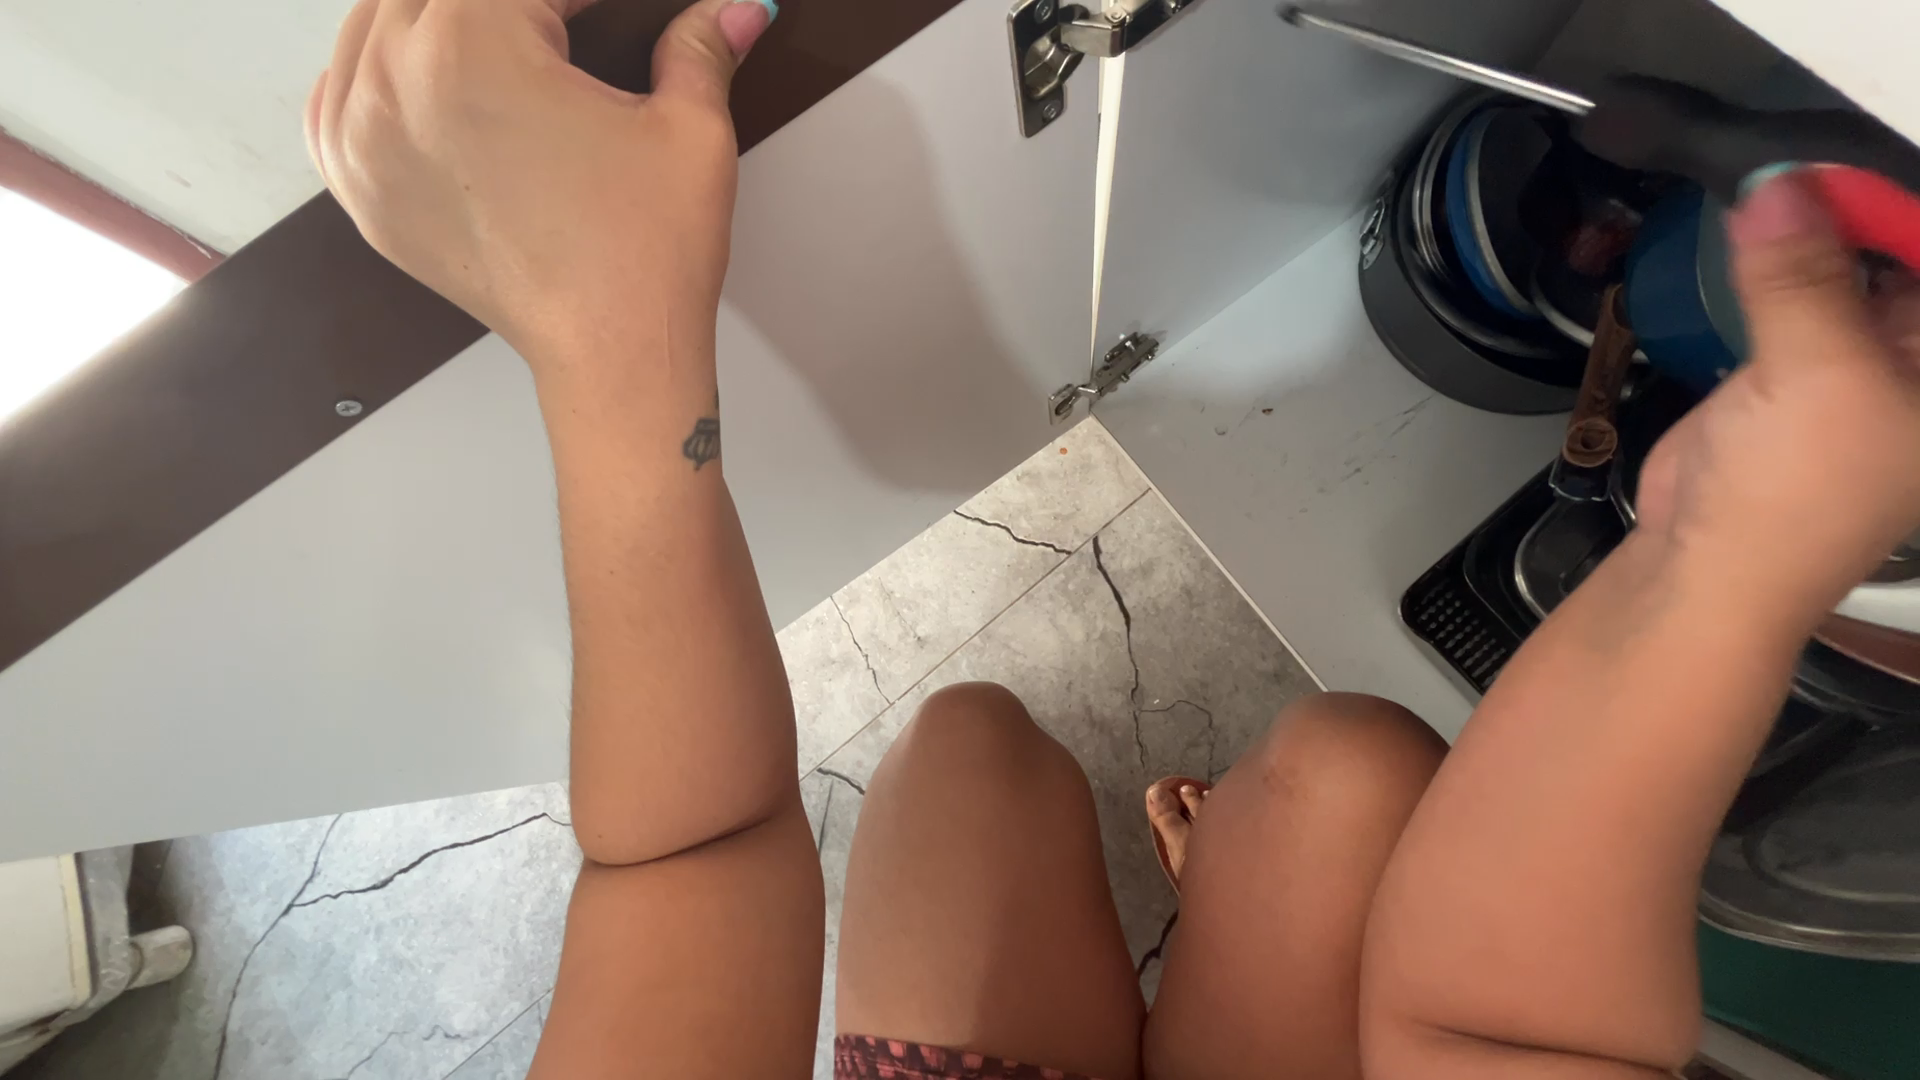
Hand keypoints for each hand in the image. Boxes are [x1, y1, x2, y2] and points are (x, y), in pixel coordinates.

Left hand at [304, 0, 773, 376]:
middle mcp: (392, 79)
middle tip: (569, 39)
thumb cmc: (650, 261)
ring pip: (380, 21)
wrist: (618, 355)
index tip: (608, 16)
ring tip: (514, 64)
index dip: (587, 1)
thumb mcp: (692, 138)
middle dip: (515, 11)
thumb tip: (739, 10)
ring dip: (445, 24)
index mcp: (471, 46)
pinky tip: (438, 89)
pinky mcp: (363, 190)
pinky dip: (385, 74)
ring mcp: (363, 139)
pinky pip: (341, 91)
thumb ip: (703, 51)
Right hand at [1634, 169, 1919, 617]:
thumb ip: (1798, 281)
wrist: (1708, 552)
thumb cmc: (1797, 490)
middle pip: (1914, 252)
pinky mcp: (1794, 365)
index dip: (1912, 205)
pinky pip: (1799, 296)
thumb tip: (1775, 189)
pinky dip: (1779, 263)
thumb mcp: (1816, 374)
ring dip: (1823, 228)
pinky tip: (1762, 229)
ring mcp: (1863, 354)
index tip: (1859, 156)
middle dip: (1873, 204)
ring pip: (1858, 267)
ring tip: (1784, 179)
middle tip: (1816, 154)